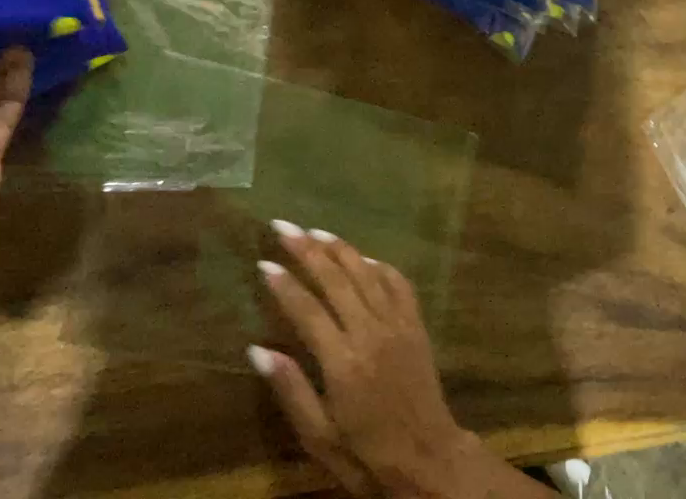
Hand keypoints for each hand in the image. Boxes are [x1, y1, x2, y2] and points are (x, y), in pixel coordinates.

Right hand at [249, 225, 482, 497]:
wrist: (428, 460)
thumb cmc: (365, 454)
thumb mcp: (319, 435)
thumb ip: (290, 389)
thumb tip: (257, 349)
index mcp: (343, 362)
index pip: (307, 310)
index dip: (284, 284)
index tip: (264, 263)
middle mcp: (371, 333)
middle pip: (336, 280)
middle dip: (307, 250)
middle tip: (283, 226)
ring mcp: (398, 325)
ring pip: (367, 273)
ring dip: (341, 249)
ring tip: (315, 231)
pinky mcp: (417, 326)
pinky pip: (399, 283)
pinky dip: (380, 265)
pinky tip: (364, 258)